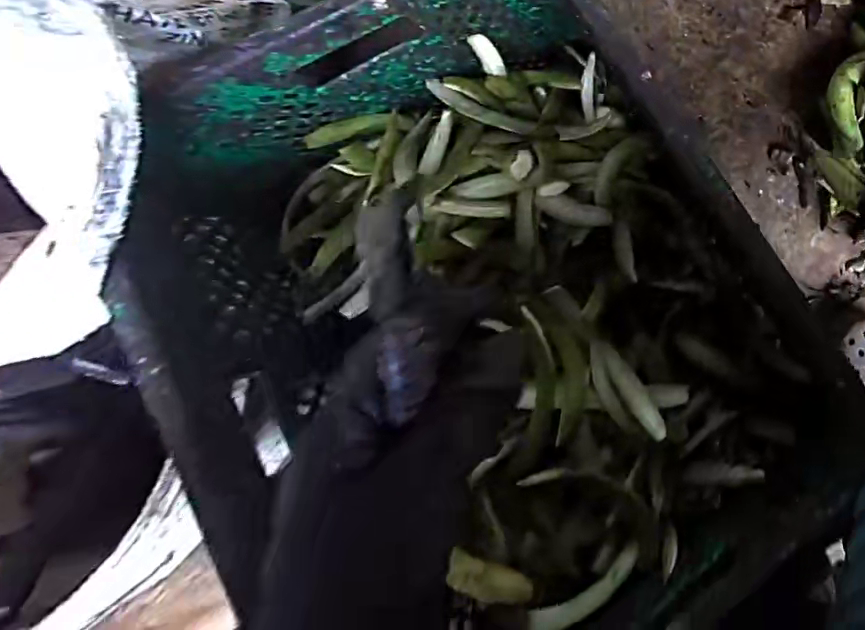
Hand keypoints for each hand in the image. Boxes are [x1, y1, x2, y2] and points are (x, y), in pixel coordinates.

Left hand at [255, 194, 520, 629]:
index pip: (398, 338)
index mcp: (343, 415)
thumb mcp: (421, 482)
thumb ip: (463, 409)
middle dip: (465, 339)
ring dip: (470, 375)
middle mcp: (352, 427)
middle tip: (520, 332)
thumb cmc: (368, 565)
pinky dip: (468, 412)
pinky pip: (433, 429)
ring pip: (426, 394)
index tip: (507, 300)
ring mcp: (369, 460)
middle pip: (411, 361)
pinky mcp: (391, 489)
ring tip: (516, 369)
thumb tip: (511, 341)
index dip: (451, 311)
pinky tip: (494, 419)